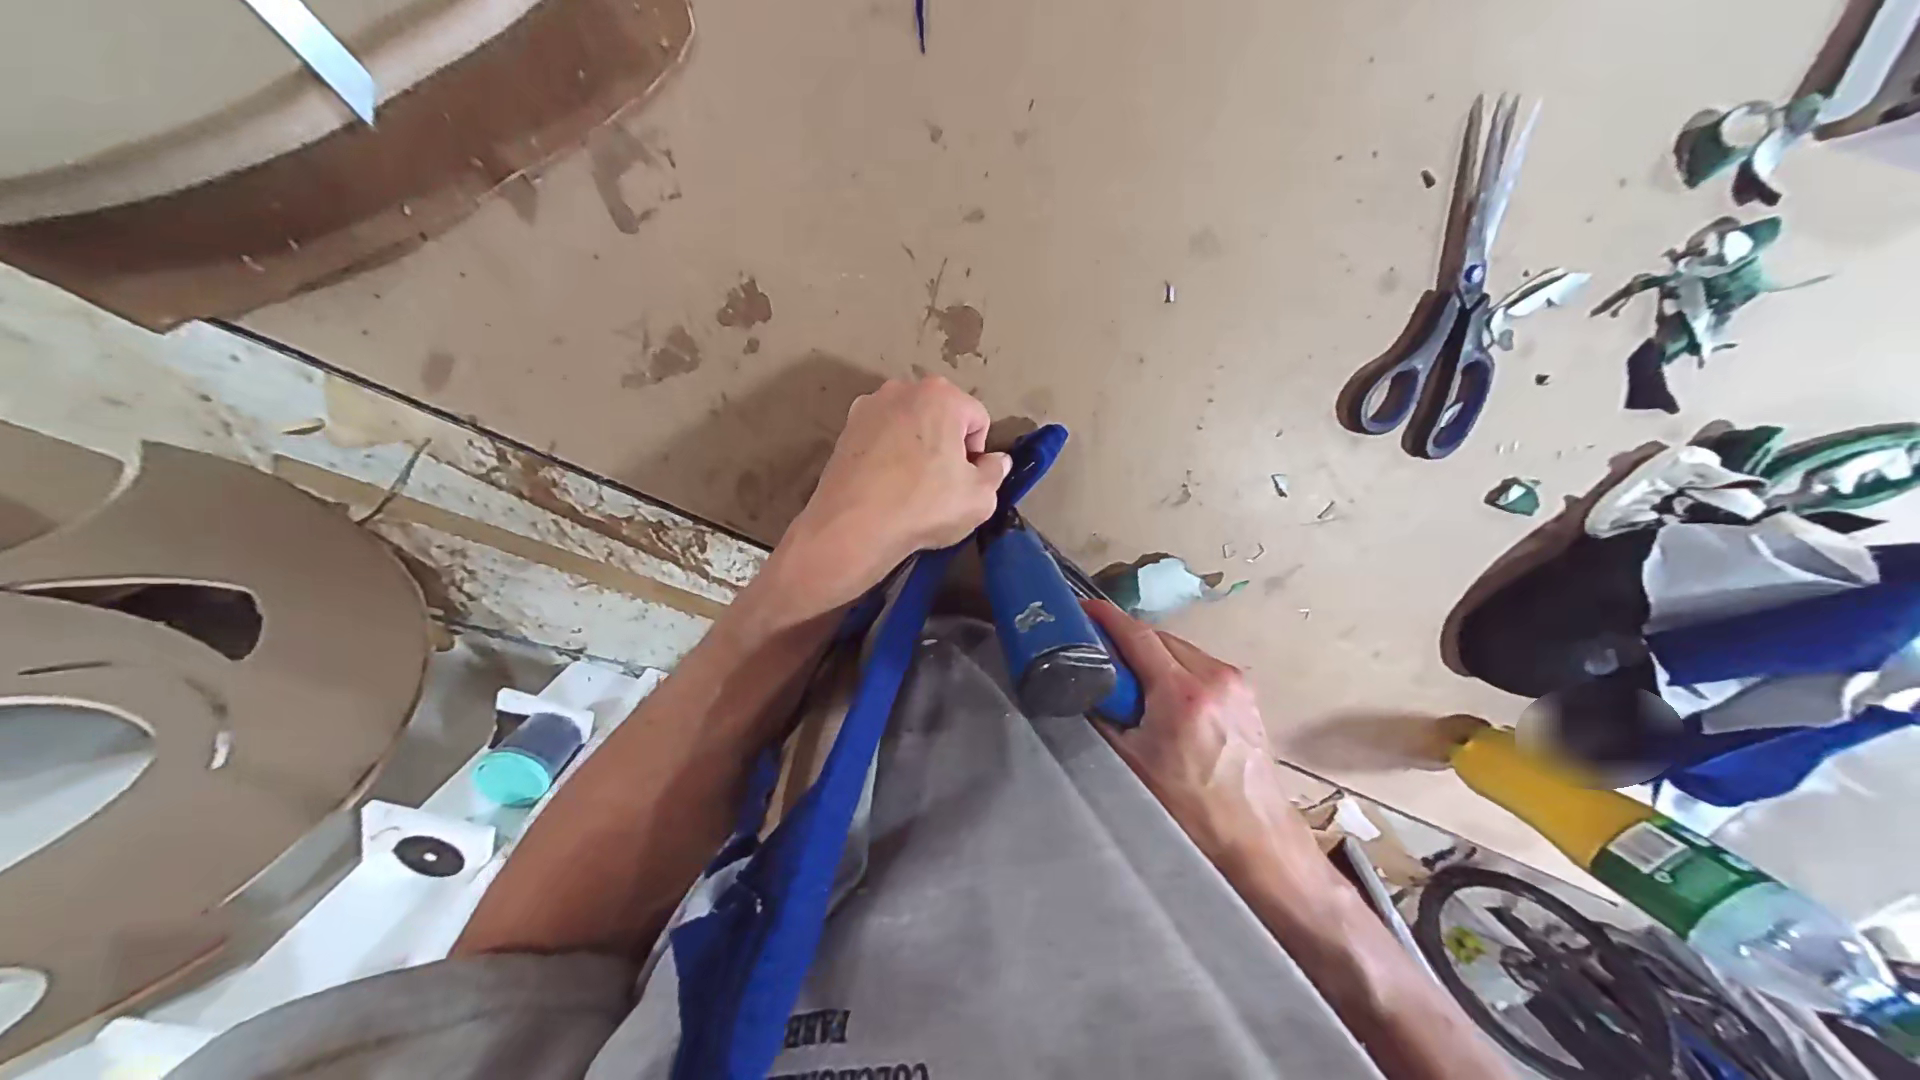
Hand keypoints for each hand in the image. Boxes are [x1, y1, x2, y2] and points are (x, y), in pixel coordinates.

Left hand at [770, 376, 1010, 613]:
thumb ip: (995, 472)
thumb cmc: (924, 506)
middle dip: (947, 444)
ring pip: (909, 426)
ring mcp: (868, 407)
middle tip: (942, 484)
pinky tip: (886, 486)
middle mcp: (902, 389)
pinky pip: (881, 439)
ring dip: (917, 448)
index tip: (965, 481)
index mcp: (941, 395)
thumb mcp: (980, 497)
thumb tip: (996, 461)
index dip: (977, 453)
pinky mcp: (844, 430)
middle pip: (941, 416)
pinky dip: (888, 455)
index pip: (977, 419)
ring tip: (911, 487)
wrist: (853, 527)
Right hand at [1084, 599, 1309, 865]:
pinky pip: (1199, 663)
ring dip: (1152, 654)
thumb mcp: (1130, 760)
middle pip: (1159, 637)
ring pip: (1180, 648)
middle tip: (1098, 652)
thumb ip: (1104, 715)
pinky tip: (1163, 693)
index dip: (1105, 616)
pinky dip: (1175, 667)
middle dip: (1126, 639)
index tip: (1081, 608)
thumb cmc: (1190, 805)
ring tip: (1130, 679)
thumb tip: (1084, 686)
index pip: (1136, 635)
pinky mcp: (1245, 692)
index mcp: (1183, 693)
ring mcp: (1236, 682)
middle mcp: (1215, 677)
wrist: (1254, 835)